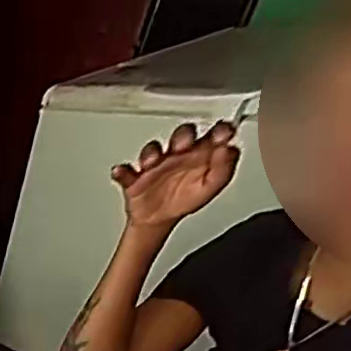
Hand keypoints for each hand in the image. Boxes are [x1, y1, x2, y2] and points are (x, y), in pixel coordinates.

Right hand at [114, 121, 239, 227]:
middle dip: (182, 137)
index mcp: (201, 152)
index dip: (219, 130)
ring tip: (151, 163)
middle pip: (181, 136)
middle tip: (184, 145)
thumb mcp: (212, 187)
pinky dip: (122, 171)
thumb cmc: (185, 199)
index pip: (212, 133)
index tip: (222, 134)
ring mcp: (156, 165)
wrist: (159, 221)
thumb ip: (225, 169)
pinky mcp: (136, 178)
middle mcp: (179, 154)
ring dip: (151, 154)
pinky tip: (121, 172)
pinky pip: (126, 172)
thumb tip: (229, 150)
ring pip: (153, 151)